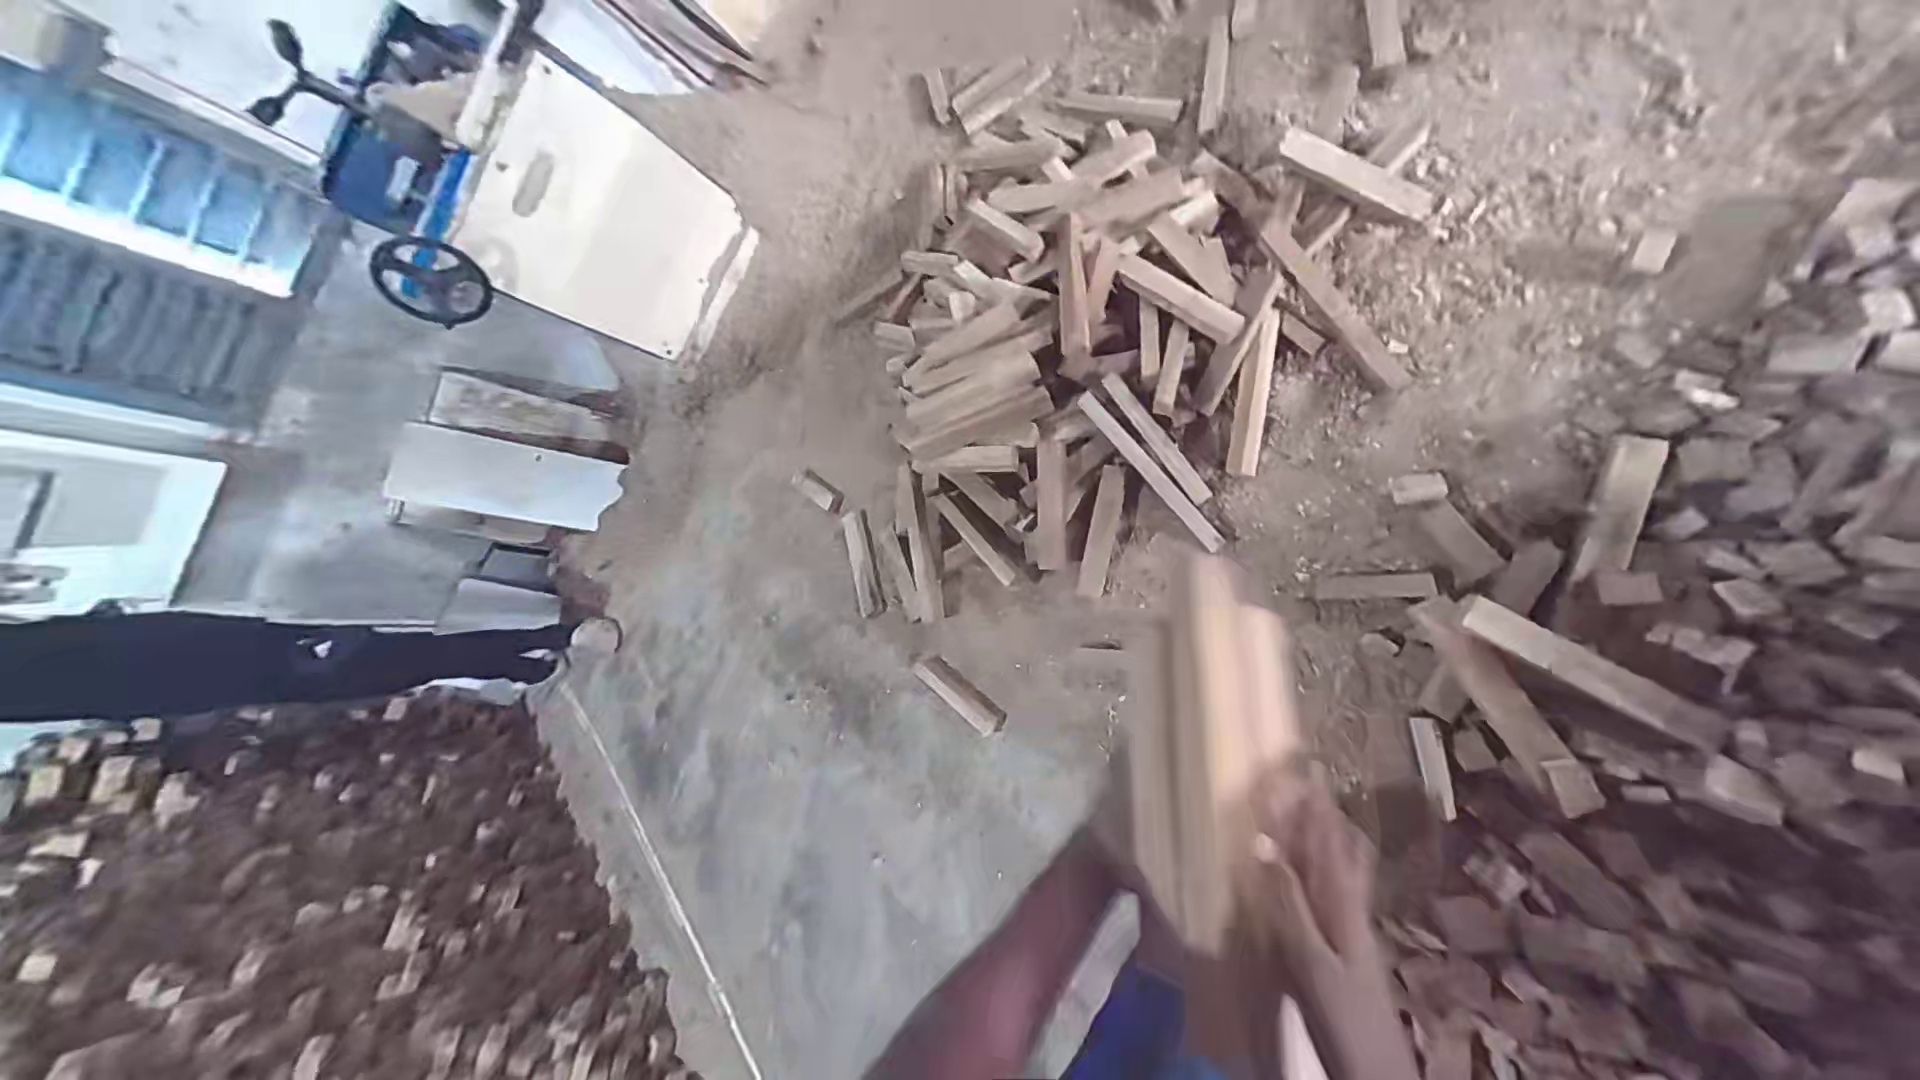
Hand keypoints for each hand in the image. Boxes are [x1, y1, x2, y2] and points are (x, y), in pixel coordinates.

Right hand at [1250, 769, 1418, 1079]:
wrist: (1378, 1074)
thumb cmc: (1343, 1014)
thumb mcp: (1309, 958)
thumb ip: (1288, 901)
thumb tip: (1261, 843)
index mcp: (1342, 904)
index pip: (1328, 842)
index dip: (1316, 808)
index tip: (1304, 772)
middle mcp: (1350, 906)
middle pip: (1339, 849)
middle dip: (1323, 815)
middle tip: (1306, 784)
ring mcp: (1352, 927)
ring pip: (1340, 869)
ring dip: (1325, 837)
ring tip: (1314, 812)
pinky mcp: (1347, 945)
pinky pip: (1335, 890)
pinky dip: (1324, 867)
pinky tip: (1313, 870)